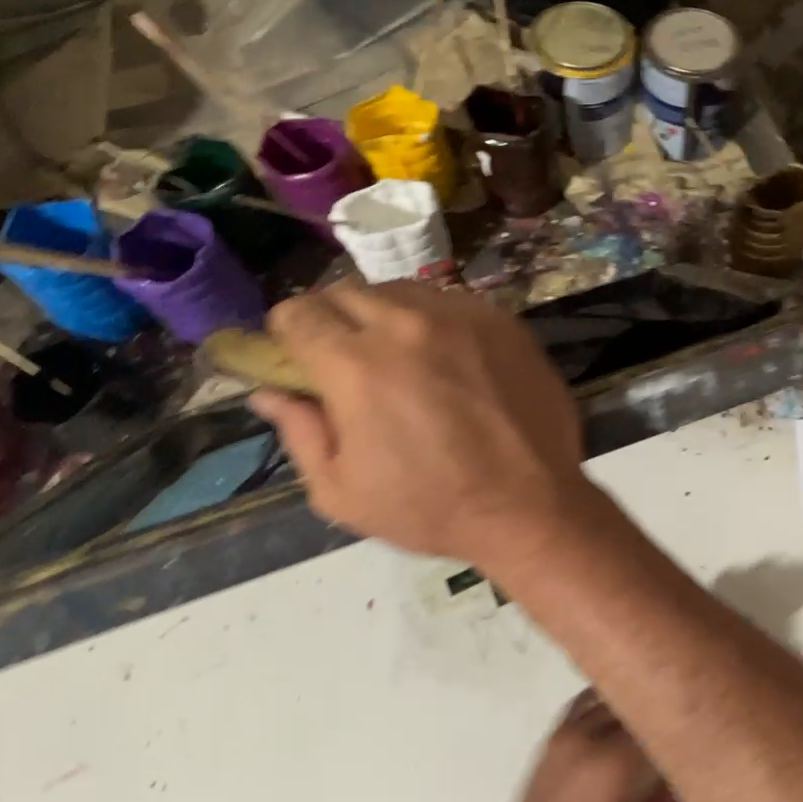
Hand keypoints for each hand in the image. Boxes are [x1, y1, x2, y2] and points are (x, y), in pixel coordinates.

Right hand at [250, 280, 588, 567]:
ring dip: (387, 316)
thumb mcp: (343, 492)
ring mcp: (463, 318)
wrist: (531, 506)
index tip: (297, 356)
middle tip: (347, 358)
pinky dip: (438, 322)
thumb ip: (300, 433)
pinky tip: (450, 360)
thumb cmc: (432, 509)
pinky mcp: (505, 323)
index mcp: (357, 366)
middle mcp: (408, 326)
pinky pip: (454, 303)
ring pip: (403, 292)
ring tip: (402, 358)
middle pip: (347, 292)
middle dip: (334, 319)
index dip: (287, 334)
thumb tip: (271, 393)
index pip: (298, 313)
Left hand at [470, 691, 680, 801]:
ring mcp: (563, 736)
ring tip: (650, 713)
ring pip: (605, 698)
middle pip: (631, 701)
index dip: (679, 718)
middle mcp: (586, 738)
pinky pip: (580, 705)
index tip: (695, 725)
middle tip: (677, 719)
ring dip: (629, 702)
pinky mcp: (549, 742)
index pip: (657, 718)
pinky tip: (616, 712)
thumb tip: (685, 770)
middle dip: (655, 707)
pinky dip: (601, 701)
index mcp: (613, 763)